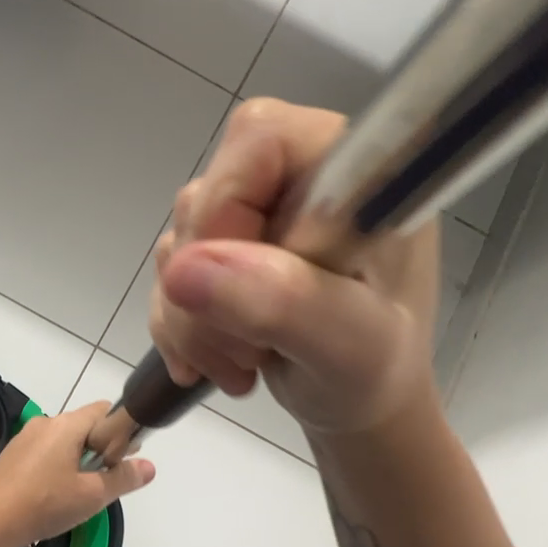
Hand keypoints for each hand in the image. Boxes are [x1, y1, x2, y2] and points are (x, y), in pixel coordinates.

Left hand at [0, 403, 154, 546]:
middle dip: (101, 449)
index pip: (105, 411)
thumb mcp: (92, 496)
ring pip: (64, 441)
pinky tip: (53, 495)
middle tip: (103, 482)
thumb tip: (150, 467)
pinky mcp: (12, 455)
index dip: (122, 432)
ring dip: (78, 460)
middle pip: (85, 426)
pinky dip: (57, 467)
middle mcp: (45, 423)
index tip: (122, 461)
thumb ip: (123, 478)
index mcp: (66, 425)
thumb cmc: (44, 505)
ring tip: (78, 493)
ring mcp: (24, 438)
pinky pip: (45, 453)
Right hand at [149, 98, 443, 434]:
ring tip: (243, 364)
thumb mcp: (350, 347)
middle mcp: (297, 180)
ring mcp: (255, 218)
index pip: (258, 138)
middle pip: (205, 198)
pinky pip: (169, 279)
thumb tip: (186, 270)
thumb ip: (282, 303)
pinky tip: (215, 365)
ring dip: (193, 320)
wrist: (358, 408)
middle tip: (248, 349)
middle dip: (208, 289)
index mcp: (349, 172)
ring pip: (179, 246)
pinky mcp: (225, 255)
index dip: (227, 209)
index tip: (239, 285)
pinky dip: (179, 330)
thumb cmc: (378, 373)